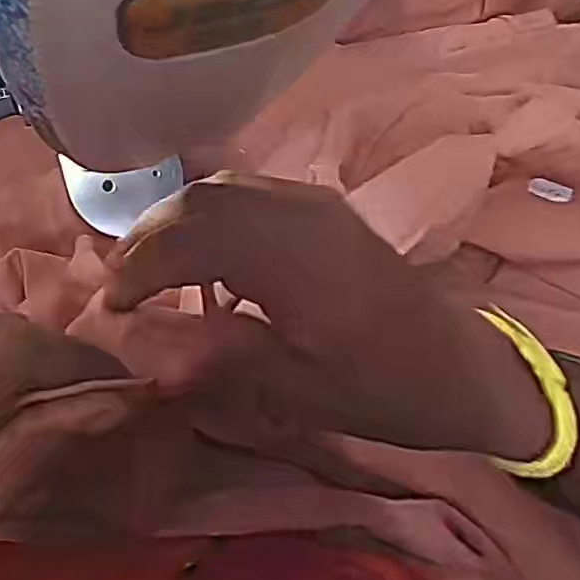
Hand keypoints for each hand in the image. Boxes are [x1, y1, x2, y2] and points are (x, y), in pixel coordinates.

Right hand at [104, 172, 547, 458]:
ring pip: (218, 187)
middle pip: (200, 202)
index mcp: (297, 261)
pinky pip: (241, 189)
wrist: (465, 364)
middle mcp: (299, 213)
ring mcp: (308, 200)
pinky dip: (203, 213)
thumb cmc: (387, 388)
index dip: (141, 269)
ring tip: (149, 263)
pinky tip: (197, 247)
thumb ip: (220, 358)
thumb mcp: (302, 392)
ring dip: (172, 220)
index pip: (193, 242)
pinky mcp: (314, 202)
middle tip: (122, 283)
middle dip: (147, 238)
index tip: (114, 307)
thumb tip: (148, 349)